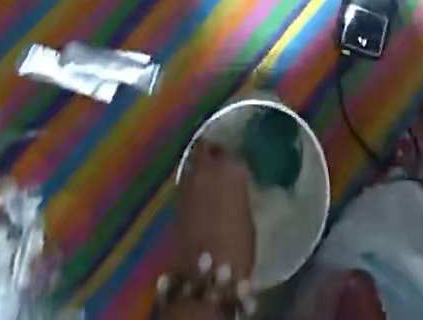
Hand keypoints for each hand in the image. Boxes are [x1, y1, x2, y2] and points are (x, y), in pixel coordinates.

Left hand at [174, 142, 255, 280]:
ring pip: (192, 162)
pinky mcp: (175, 199)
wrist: (204, 274)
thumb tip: (235, 192)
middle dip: (212, 151)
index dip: (236, 159)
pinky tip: (199, 195)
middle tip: (220, 159)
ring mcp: (188, 182)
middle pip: (206, 147)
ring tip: (208, 178)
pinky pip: (185, 181)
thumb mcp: (248, 220)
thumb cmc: (237, 249)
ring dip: (199, 166)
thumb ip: (240, 197)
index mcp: (232, 170)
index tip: (239, 166)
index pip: (235, 153)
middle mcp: (208, 169)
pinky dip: (191, 183)